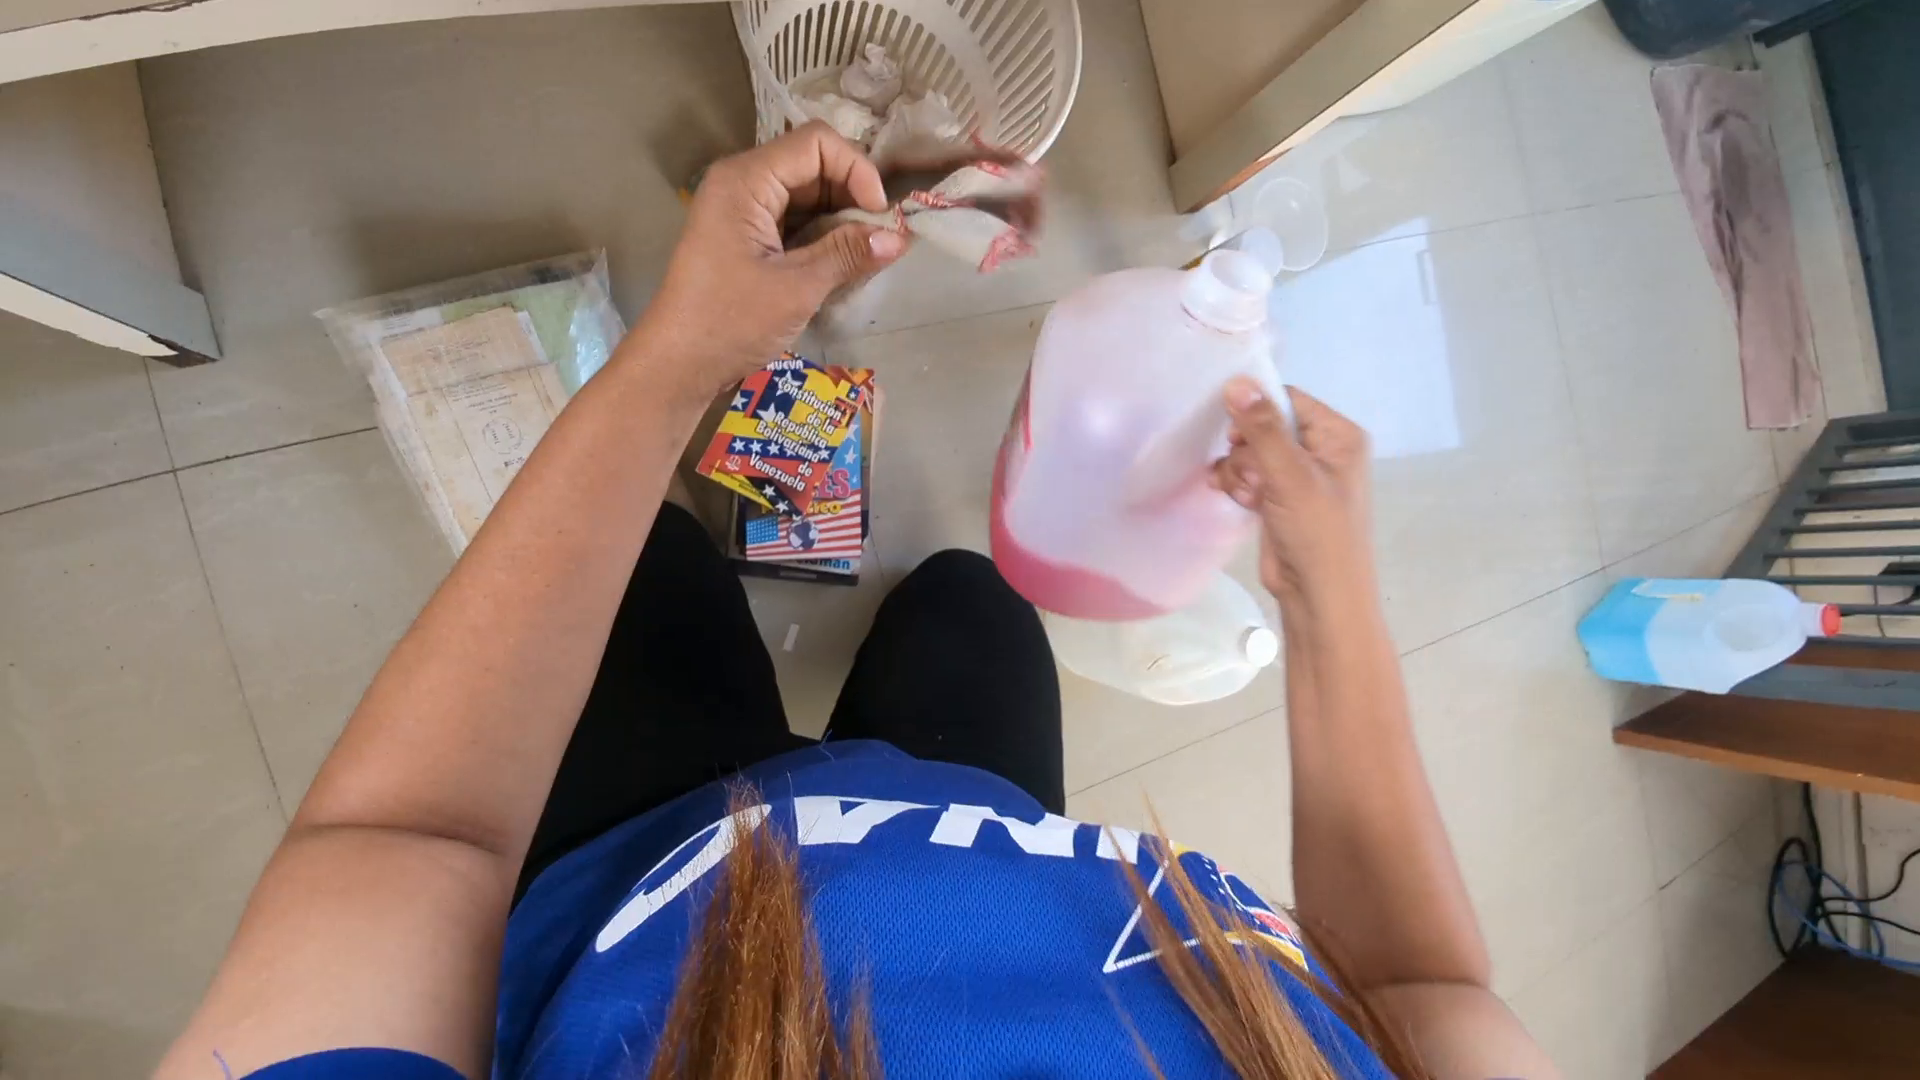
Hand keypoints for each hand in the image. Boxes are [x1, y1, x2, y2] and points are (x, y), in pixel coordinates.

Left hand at [635, 121, 909, 395]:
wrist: (680, 364)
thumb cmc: (731, 322)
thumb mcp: (797, 288)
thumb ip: (847, 255)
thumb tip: (900, 238)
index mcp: (747, 180)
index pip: (816, 143)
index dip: (857, 170)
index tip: (880, 217)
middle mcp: (744, 185)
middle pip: (813, 166)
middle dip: (853, 197)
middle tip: (881, 240)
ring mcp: (745, 214)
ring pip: (808, 198)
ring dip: (842, 222)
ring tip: (868, 256)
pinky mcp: (749, 241)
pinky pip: (796, 225)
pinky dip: (824, 240)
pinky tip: (845, 266)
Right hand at [1212, 377, 1375, 613]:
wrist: (1319, 593)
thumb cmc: (1317, 531)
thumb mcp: (1291, 475)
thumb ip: (1262, 429)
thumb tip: (1236, 382)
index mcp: (1337, 435)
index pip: (1288, 400)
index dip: (1256, 412)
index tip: (1233, 433)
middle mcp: (1320, 451)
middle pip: (1263, 427)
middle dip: (1246, 451)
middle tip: (1251, 476)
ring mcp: (1298, 476)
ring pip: (1250, 454)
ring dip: (1239, 472)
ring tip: (1248, 495)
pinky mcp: (1278, 498)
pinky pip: (1248, 476)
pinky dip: (1238, 486)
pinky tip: (1238, 500)